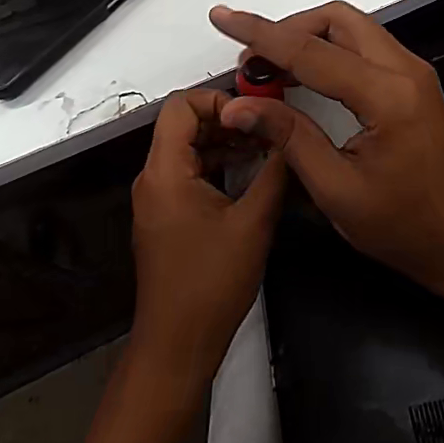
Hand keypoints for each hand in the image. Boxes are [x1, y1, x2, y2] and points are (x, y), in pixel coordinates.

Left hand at [129, 89, 287, 375]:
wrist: (177, 343)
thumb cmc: (210, 285)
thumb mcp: (253, 224)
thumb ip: (274, 175)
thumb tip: (290, 140)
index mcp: (165, 171)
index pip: (180, 106)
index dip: (217, 99)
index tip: (254, 114)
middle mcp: (153, 178)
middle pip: (182, 124)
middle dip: (225, 120)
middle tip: (266, 129)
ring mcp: (155, 198)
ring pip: (186, 149)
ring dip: (222, 143)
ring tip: (264, 149)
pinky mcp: (163, 215)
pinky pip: (186, 173)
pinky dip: (214, 166)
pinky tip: (247, 174)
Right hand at [208, 2, 443, 292]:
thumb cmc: (407, 225)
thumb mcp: (336, 188)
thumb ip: (288, 137)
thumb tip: (241, 107)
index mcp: (388, 97)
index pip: (311, 50)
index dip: (260, 34)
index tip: (225, 18)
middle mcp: (405, 72)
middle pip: (335, 19)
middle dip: (286, 29)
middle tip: (250, 60)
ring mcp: (411, 74)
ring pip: (349, 27)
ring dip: (305, 37)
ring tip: (268, 68)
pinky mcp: (409, 82)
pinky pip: (360, 46)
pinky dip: (324, 50)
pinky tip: (300, 75)